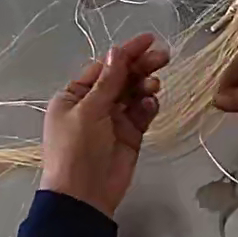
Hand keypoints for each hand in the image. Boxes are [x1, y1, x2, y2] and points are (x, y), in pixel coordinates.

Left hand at [40, 33, 168, 216]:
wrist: (83, 195)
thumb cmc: (77, 148)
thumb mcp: (88, 111)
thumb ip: (107, 82)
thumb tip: (117, 51)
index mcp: (74, 96)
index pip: (102, 67)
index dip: (124, 53)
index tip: (149, 41)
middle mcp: (92, 105)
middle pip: (120, 78)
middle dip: (140, 67)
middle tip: (163, 57)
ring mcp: (112, 120)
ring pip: (133, 95)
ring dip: (144, 86)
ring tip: (154, 85)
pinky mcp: (129, 135)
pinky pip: (141, 114)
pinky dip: (147, 106)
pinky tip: (151, 103)